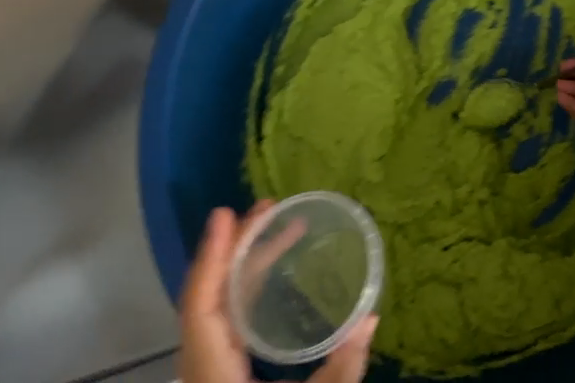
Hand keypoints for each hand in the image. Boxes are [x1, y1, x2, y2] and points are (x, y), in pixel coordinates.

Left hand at [178, 205, 377, 382]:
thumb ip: (340, 371)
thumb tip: (372, 317)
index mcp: (212, 376)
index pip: (202, 306)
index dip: (212, 258)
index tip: (224, 215)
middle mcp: (202, 370)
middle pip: (210, 298)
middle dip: (237, 250)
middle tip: (271, 208)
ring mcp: (209, 375)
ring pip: (217, 310)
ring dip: (244, 267)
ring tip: (280, 229)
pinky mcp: (222, 380)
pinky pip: (225, 324)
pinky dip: (246, 292)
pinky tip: (272, 278)